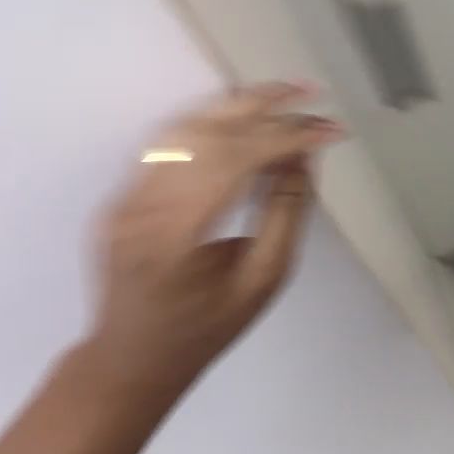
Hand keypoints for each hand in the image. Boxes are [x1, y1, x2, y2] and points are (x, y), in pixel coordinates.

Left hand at [80, 81, 342, 395]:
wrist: (127, 360)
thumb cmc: (204, 328)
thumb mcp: (264, 278)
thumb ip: (286, 212)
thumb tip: (303, 156)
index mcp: (176, 236)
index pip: (236, 161)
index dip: (288, 137)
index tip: (331, 130)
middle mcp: (141, 208)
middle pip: (205, 135)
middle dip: (265, 108)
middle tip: (312, 93)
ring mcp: (124, 200)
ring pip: (183, 130)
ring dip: (237, 106)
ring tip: (284, 93)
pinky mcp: (122, 196)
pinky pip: (170, 144)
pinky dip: (213, 121)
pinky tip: (246, 116)